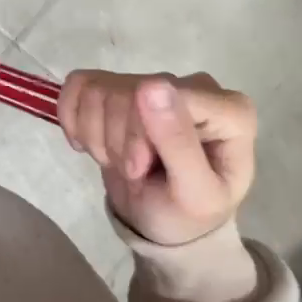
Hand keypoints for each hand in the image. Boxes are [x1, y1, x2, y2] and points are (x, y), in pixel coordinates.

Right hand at [57, 71, 255, 246]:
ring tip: (116, 161)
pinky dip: (73, 118)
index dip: (138, 133)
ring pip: (97, 89)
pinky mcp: (117, 85)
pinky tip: (90, 142)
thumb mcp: (194, 195)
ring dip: (95, 135)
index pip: (162, 94)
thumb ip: (179, 143)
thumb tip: (154, 83)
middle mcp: (192, 86)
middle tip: (131, 172)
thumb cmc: (188, 213)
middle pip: (125, 91)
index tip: (137, 170)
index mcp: (228, 109)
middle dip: (116, 141)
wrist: (161, 220)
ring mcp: (153, 82)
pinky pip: (78, 84)